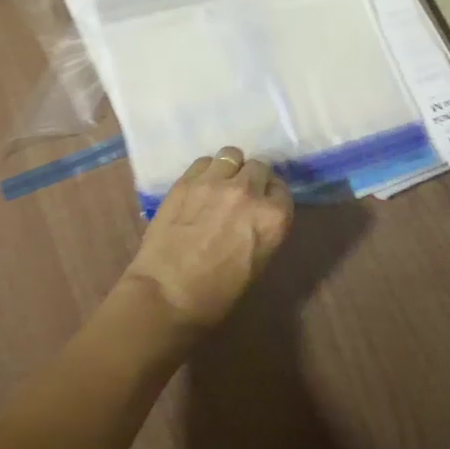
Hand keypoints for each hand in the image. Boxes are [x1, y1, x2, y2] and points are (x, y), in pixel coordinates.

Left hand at [122, 146, 293, 329]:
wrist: (168, 293)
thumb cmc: (218, 292)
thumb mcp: (258, 262)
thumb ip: (263, 228)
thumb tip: (256, 213)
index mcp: (273, 217)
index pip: (281, 189)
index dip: (271, 195)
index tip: (263, 202)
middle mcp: (248, 191)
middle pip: (258, 167)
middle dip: (252, 179)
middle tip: (241, 195)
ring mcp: (215, 182)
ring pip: (231, 155)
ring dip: (229, 168)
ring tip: (220, 184)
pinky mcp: (186, 180)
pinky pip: (203, 161)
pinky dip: (206, 171)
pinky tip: (199, 187)